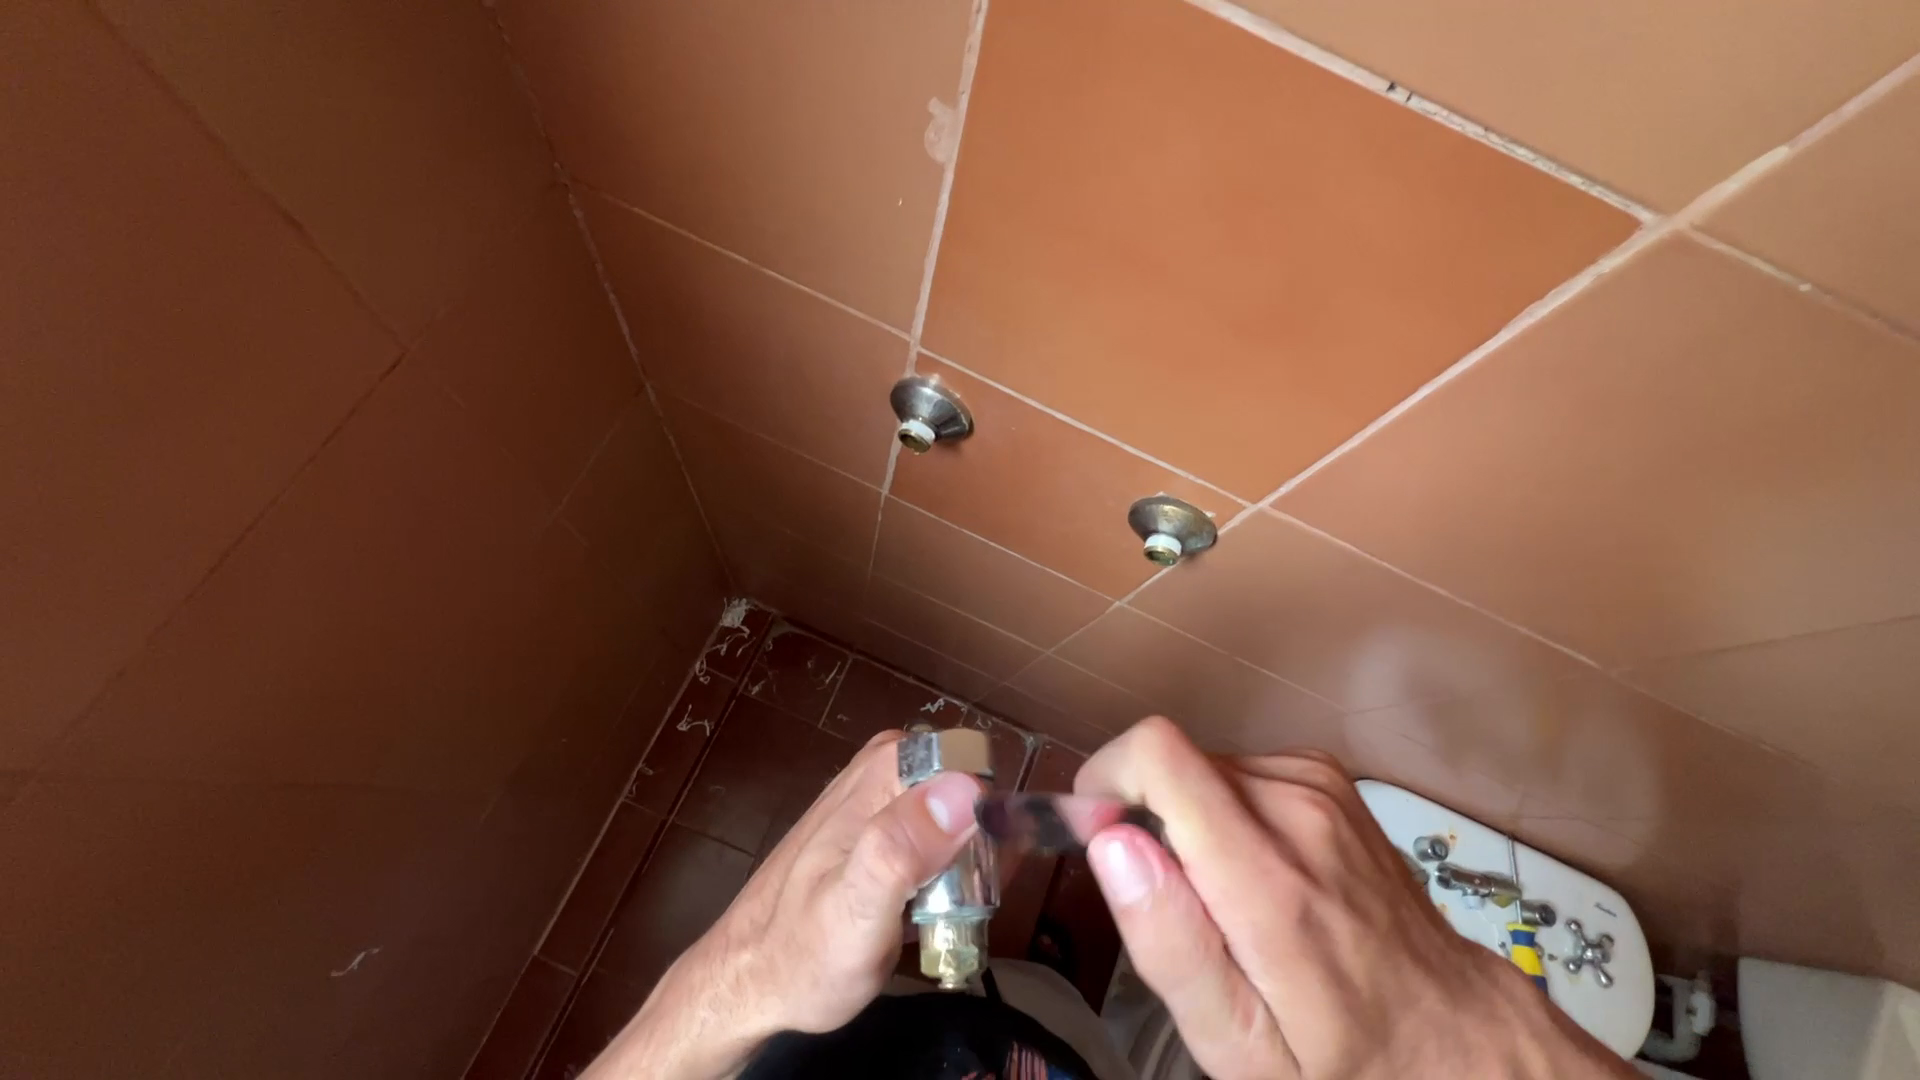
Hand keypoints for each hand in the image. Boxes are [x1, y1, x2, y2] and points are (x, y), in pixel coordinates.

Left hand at [584, 730, 981, 1079]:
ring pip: (964, 813)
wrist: (751, 977)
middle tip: (965, 904)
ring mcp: (885, 793)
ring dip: (973, 862)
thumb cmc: (801, 953)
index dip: (992, 817)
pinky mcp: (885, 822)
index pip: (976, 763)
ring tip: (949, 912)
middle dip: (985, 844)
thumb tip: (964, 788)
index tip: (985, 874)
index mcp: (886, 768)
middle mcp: (887, 766)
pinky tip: (939, 908)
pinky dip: (955, 868)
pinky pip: (945, 832)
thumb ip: (902, 847)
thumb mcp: (855, 909)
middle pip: (974, 788)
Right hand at [1076, 717, 1635, 1079]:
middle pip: (1167, 762)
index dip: (1107, 781)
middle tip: (1173, 896)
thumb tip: (1113, 842)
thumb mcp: (1239, 1043)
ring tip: (1219, 893)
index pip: (1156, 753)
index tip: (1104, 838)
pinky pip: (1234, 769)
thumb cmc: (1337, 1056)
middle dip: (1144, 814)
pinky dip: (1220, 808)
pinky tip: (1252, 867)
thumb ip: (1169, 940)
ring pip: (1198, 765)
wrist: (1451, 1030)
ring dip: (1184, 816)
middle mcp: (1294, 806)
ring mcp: (1317, 784)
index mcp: (1267, 873)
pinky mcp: (1325, 775)